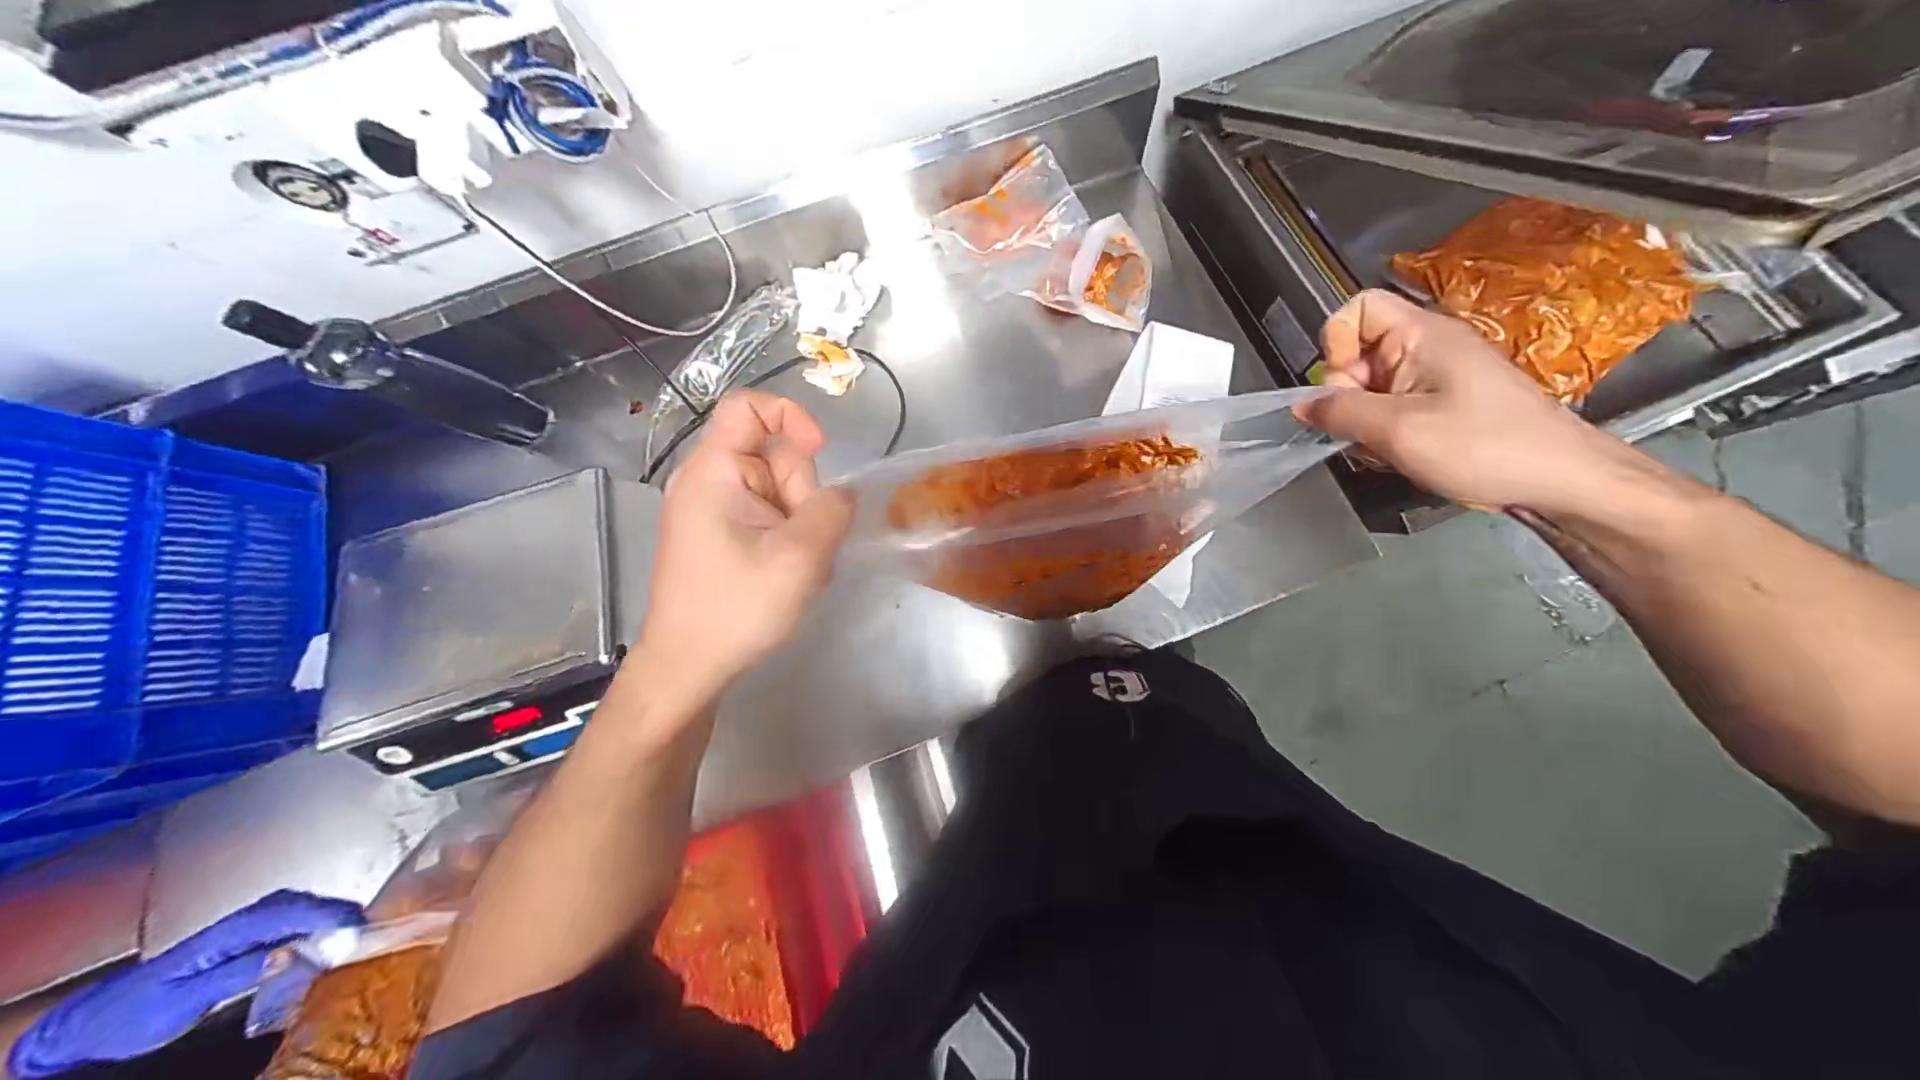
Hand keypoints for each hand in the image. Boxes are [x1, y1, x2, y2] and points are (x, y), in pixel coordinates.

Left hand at [631, 390, 850, 711]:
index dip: (790, 416)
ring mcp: (717, 513)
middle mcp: (710, 483)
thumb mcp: (799, 557)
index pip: (747, 407)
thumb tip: (843, 495)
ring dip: (802, 528)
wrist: (688, 668)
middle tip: (800, 545)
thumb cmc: (735, 609)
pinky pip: (771, 520)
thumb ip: (832, 511)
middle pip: (776, 457)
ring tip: (796, 571)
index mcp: (714, 472)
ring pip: (781, 494)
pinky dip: (789, 543)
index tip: (819, 452)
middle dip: (803, 496)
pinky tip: (787, 578)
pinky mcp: (724, 538)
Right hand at [1295, 289, 1654, 514]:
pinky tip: (1398, 455)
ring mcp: (1435, 377)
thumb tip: (1301, 406)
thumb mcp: (1398, 430)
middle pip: (1356, 356)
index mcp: (1422, 335)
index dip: (1336, 342)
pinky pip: (1389, 409)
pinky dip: (1382, 433)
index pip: (1358, 309)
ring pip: (1368, 389)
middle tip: (1367, 428)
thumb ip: (1340, 412)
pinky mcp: (1441, 404)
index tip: (1342, 384)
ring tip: (1388, 448)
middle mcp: (1427, 348)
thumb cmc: (1486, 447)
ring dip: (1363, 422)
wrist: (1559, 480)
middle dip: (1346, 396)